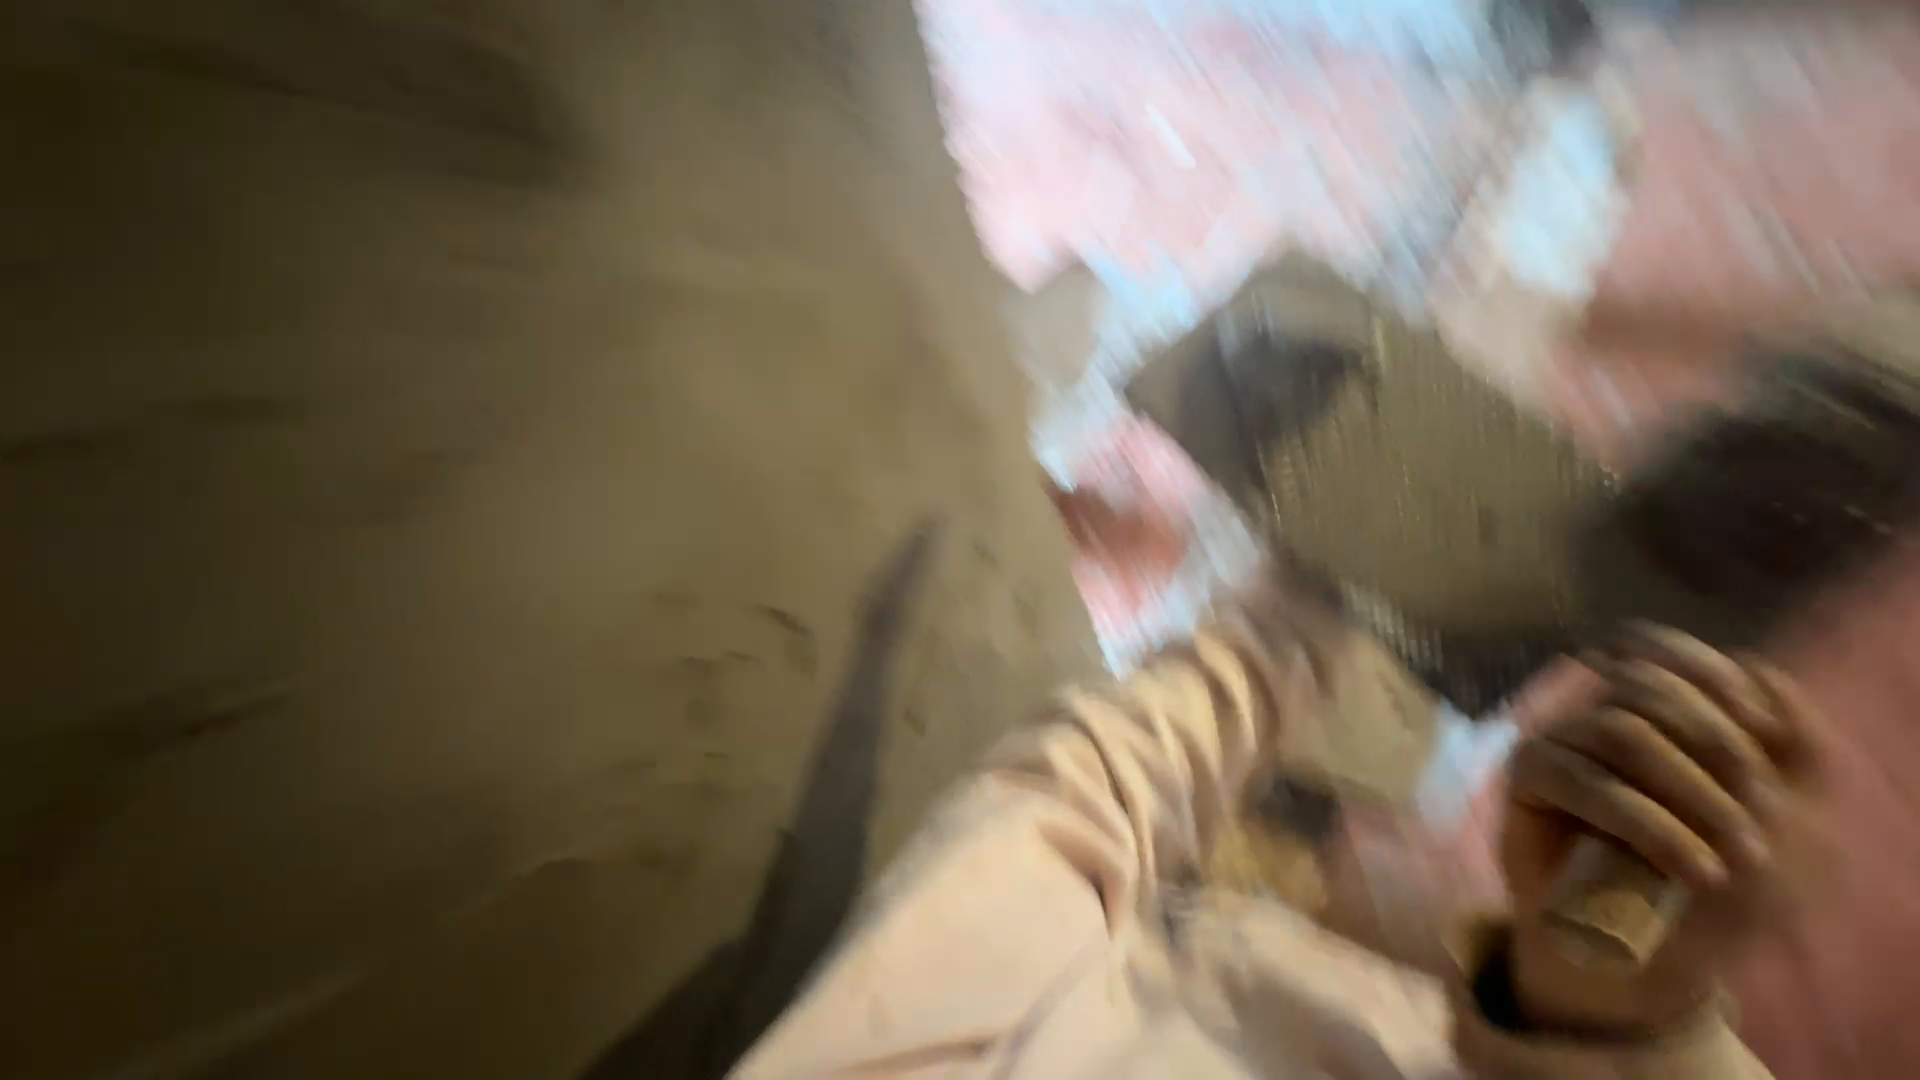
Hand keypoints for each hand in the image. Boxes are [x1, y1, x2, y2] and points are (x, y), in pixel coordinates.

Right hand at [1501, 625, 1830, 1033]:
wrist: (1654, 953)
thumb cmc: (1722, 884)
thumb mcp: (1793, 823)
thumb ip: (1797, 750)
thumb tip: (1762, 667)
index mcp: (1652, 714)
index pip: (1660, 652)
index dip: (1709, 673)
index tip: (1763, 730)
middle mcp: (1595, 717)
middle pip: (1643, 686)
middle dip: (1716, 744)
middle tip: (1760, 814)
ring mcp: (1557, 744)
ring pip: (1617, 730)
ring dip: (1691, 792)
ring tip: (1732, 859)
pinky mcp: (1526, 780)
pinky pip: (1578, 779)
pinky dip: (1646, 823)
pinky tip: (1691, 867)